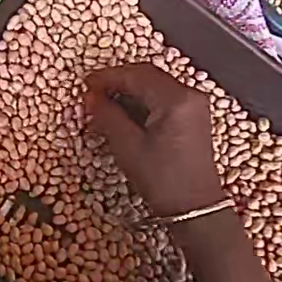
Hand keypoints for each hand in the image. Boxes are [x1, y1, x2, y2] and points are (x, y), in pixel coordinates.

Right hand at [83, 63, 226, 216]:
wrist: (194, 207)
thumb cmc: (161, 179)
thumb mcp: (128, 147)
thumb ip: (108, 116)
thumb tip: (91, 97)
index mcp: (176, 99)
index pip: (137, 74)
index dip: (108, 76)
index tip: (86, 84)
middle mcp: (190, 95)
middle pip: (148, 76)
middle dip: (118, 82)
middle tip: (93, 93)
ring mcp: (195, 105)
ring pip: (156, 86)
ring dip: (130, 91)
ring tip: (105, 105)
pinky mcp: (194, 117)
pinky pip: (164, 99)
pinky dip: (143, 102)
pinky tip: (125, 114)